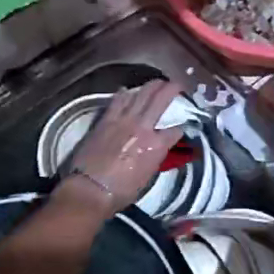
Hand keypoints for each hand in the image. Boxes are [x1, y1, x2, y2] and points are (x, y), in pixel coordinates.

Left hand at [59, 81, 184, 215]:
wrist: (91, 190)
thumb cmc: (122, 191)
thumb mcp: (149, 175)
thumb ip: (156, 156)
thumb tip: (159, 148)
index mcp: (157, 145)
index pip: (176, 130)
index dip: (181, 127)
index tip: (183, 126)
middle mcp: (143, 127)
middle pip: (160, 99)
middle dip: (171, 88)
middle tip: (176, 84)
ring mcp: (123, 121)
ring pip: (140, 94)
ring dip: (151, 86)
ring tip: (157, 82)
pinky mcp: (105, 120)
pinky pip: (117, 101)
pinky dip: (125, 94)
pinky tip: (127, 90)